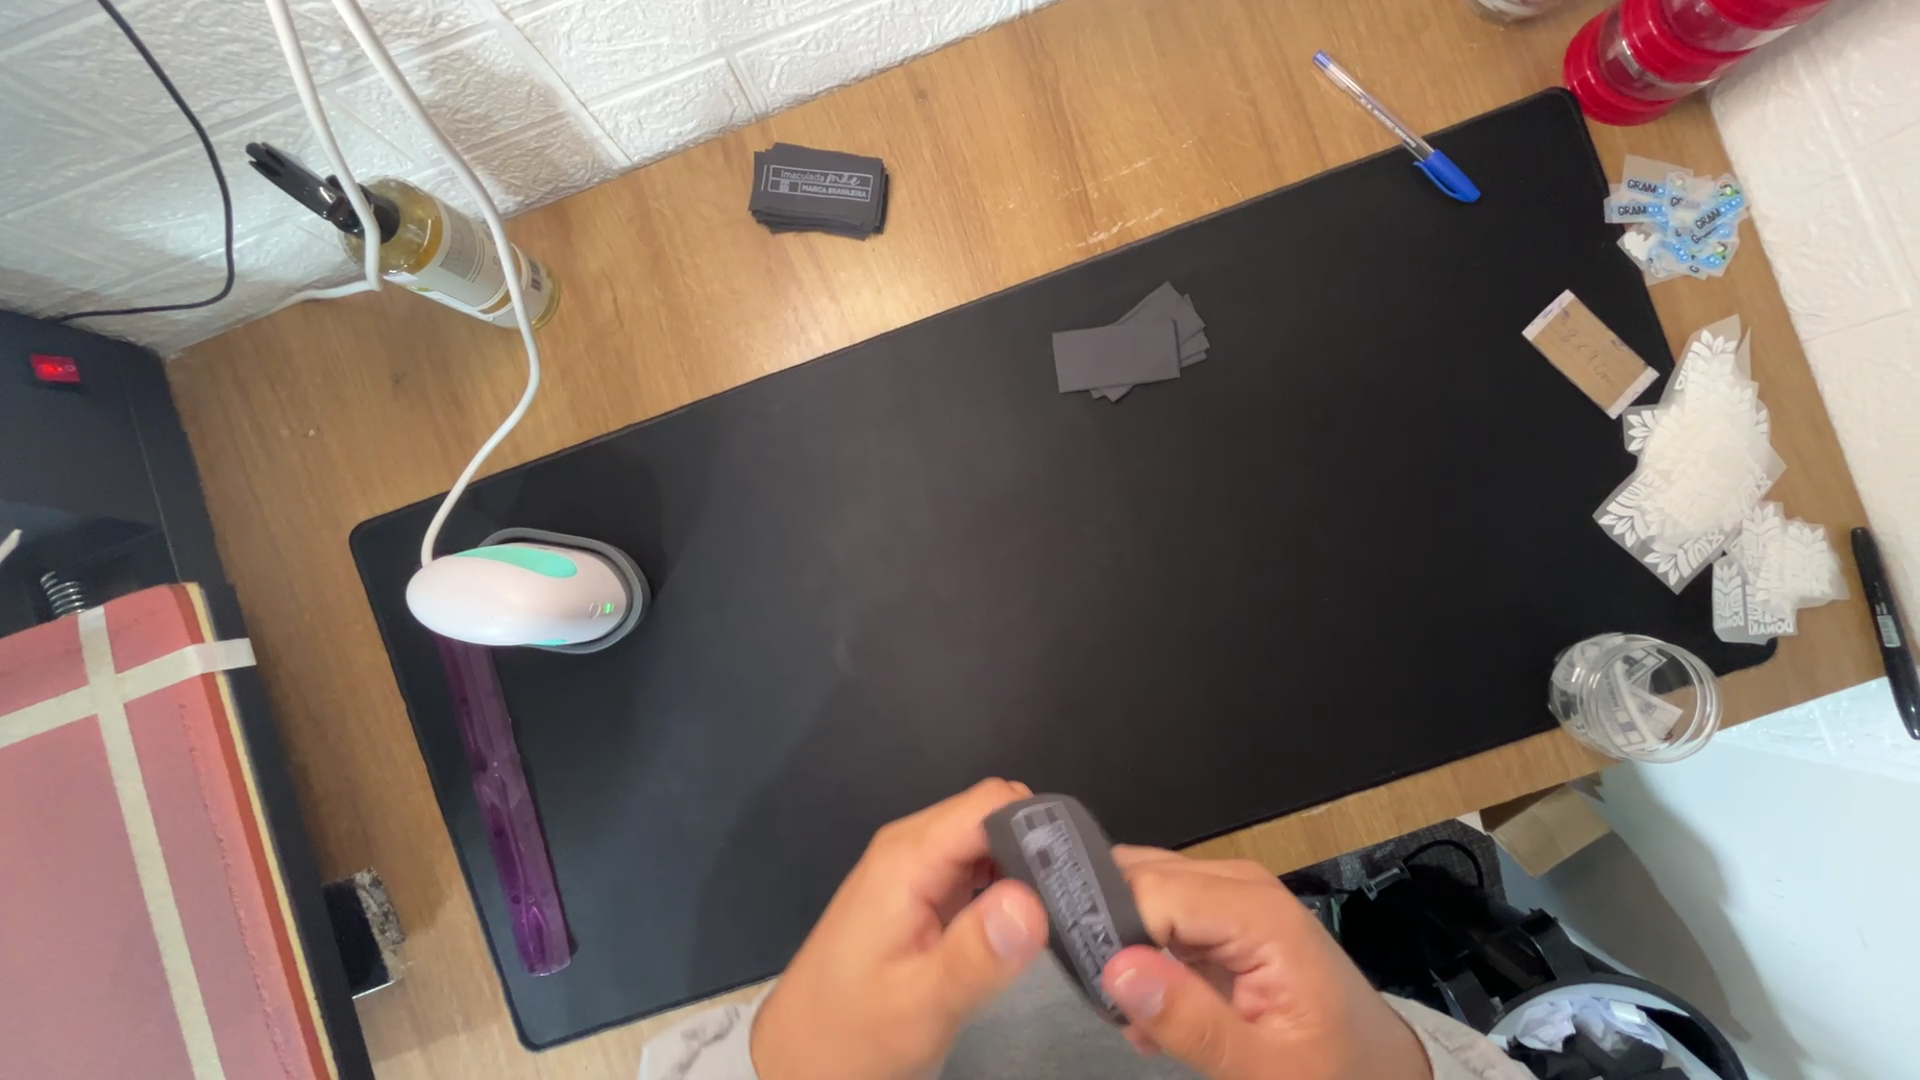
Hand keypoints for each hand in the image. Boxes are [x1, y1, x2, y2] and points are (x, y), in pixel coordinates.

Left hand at [751, 779, 1049, 1079]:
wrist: (797, 1060)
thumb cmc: (851, 1035)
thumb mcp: (919, 1006)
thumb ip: (977, 954)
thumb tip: (1034, 900)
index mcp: (910, 856)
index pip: (992, 803)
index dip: (1041, 828)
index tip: (1080, 874)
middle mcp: (913, 845)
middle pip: (994, 813)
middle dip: (1039, 848)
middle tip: (1075, 904)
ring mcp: (915, 866)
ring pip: (988, 838)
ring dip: (1026, 868)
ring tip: (1060, 916)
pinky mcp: (920, 890)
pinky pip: (975, 866)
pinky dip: (1006, 884)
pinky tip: (1023, 925)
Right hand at [1099, 847, 1430, 1079]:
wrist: (1384, 1075)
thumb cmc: (1336, 1075)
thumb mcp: (1268, 1073)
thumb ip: (1192, 1022)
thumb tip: (1114, 967)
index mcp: (1255, 911)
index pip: (1149, 891)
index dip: (1115, 936)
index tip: (1108, 994)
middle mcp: (1237, 881)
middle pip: (1142, 877)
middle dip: (1114, 933)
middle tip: (1114, 1002)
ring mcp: (1230, 890)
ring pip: (1143, 885)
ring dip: (1125, 940)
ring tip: (1132, 1005)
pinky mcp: (1222, 907)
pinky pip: (1161, 904)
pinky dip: (1141, 943)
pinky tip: (1152, 1000)